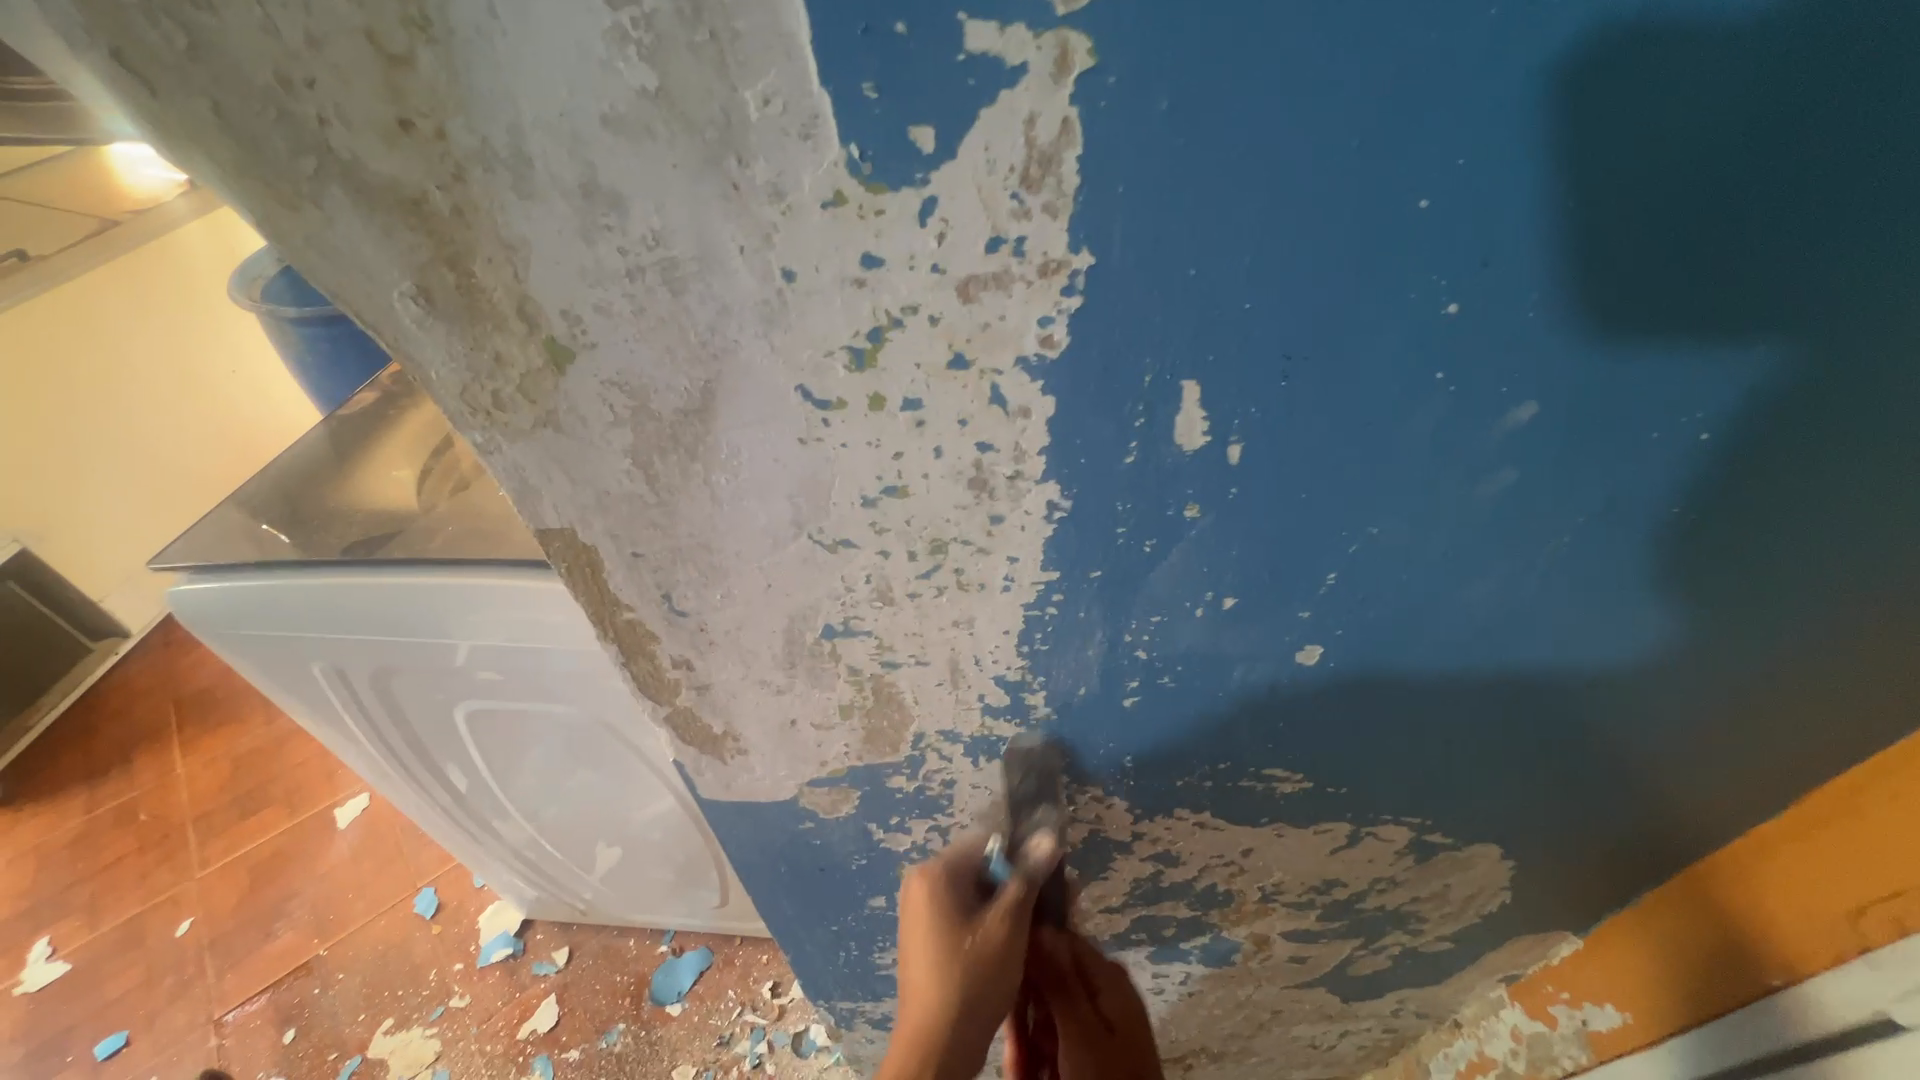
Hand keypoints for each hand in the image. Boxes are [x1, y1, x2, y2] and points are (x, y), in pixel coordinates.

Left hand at [878, 831, 1062, 1079]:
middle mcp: (921, 881)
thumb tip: (1048, 836)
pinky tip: (1014, 941)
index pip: (987, 842)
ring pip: (974, 892)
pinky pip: (962, 912)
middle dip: (1018, 882)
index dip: (1023, 854)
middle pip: (980, 866)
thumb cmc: (973, 978)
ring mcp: (919, 909)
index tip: (1053, 876)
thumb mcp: (1009, 925)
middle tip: (1053, 905)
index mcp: (935, 871)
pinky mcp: (924, 934)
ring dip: (1007, 904)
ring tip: (1040, 925)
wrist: (937, 1044)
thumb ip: (1028, 876)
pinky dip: (988, 920)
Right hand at [1017, 927, 1163, 1079]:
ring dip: (1027, 1041)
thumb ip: (1060, 980)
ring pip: (1045, 1013)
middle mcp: (1102, 990)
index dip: (1029, 955)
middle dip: (1026, 1011)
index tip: (1004, 978)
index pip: (1058, 940)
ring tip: (1022, 1070)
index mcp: (1107, 977)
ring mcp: (1097, 1019)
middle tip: (1014, 1044)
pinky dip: (1038, 1056)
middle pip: (1048, 979)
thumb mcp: (1081, 1034)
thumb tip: (1039, 925)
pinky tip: (1030, 1075)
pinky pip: (1054, 1037)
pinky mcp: (1089, 1045)